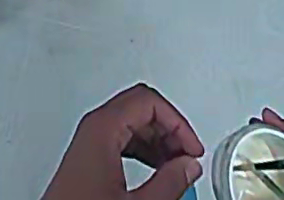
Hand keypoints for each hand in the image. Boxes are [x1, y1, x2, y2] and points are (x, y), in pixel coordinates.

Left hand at [41, 84, 204, 199]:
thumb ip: (168, 183)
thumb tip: (188, 165)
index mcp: (103, 126)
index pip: (146, 100)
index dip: (176, 121)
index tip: (193, 148)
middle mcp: (95, 126)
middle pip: (139, 107)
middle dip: (169, 129)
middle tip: (188, 158)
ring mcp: (90, 139)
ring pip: (131, 123)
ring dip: (158, 141)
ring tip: (176, 168)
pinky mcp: (90, 155)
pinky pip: (122, 139)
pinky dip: (143, 150)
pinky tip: (156, 172)